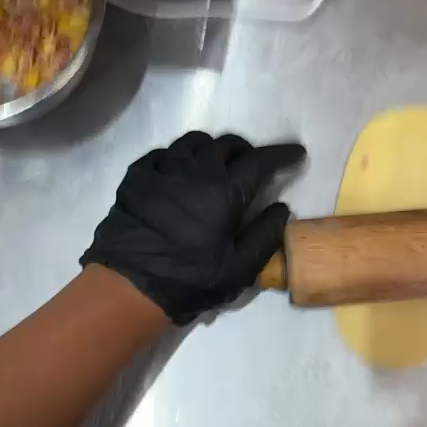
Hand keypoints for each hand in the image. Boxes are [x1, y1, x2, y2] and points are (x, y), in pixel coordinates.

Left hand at [81, 132, 305, 323]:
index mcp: (226, 191)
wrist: (130, 284)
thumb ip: (265, 235)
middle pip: (227, 143)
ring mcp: (164, 169)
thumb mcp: (240, 268)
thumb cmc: (191, 279)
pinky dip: (178, 158)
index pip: (261, 160)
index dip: (282, 154)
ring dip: (211, 149)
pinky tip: (178, 173)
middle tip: (250, 165)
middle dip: (245, 150)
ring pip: (194, 142)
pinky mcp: (137, 176)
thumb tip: (281, 208)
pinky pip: (162, 154)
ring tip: (214, 165)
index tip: (295, 153)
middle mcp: (197, 170)